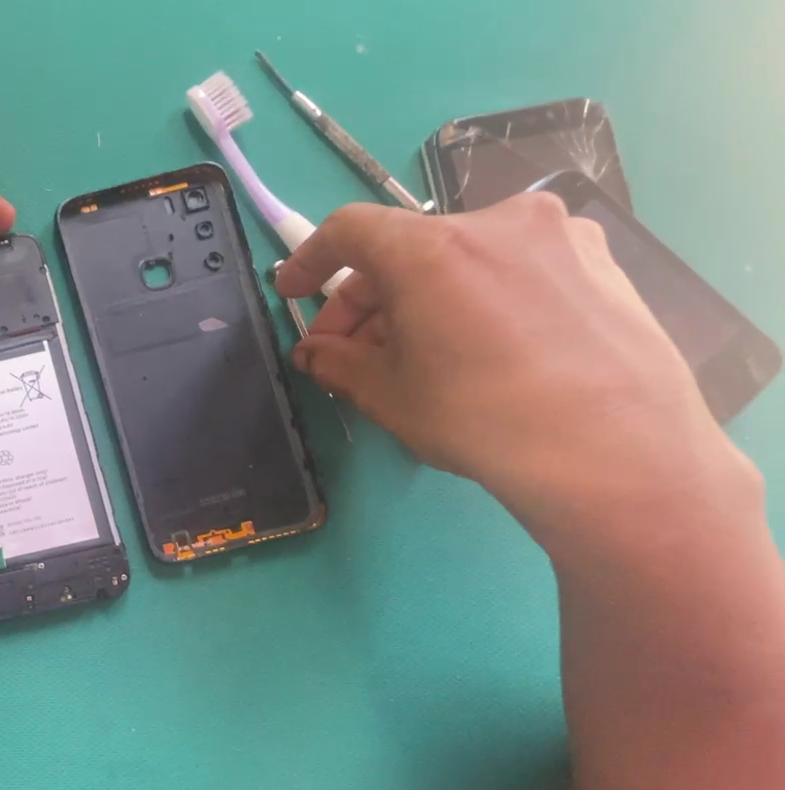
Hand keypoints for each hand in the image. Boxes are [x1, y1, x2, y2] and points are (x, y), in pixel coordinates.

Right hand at [276, 194, 757, 539]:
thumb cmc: (477, 416)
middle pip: (406, 249)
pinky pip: (510, 269)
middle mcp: (497, 224)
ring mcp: (559, 238)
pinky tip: (474, 351)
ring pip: (460, 260)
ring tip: (412, 358)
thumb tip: (316, 352)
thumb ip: (336, 361)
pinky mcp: (600, 262)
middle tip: (350, 352)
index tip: (293, 293)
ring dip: (419, 301)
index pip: (349, 230)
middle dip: (366, 301)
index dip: (309, 260)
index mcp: (432, 249)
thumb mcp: (384, 393)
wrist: (612, 449)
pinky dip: (472, 298)